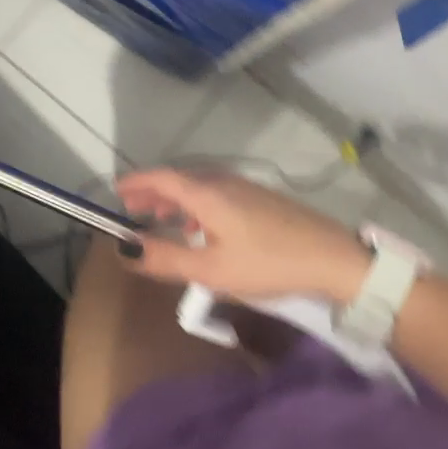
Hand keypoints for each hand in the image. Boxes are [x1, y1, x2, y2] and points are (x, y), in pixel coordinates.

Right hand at [116, 168, 371, 303]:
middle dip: (155, 193)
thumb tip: (124, 248)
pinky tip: (203, 229)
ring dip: (177, 200)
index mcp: (208, 193)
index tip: (117, 191)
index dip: (138, 182)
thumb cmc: (266, 263)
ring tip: (163, 220)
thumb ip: (166, 258)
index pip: (164, 178)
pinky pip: (218, 194)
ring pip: (202, 188)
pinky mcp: (262, 200)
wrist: (330, 258)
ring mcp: (247, 189)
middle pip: (182, 180)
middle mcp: (225, 182)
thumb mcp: (211, 270)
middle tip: (134, 210)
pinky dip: (198, 205)